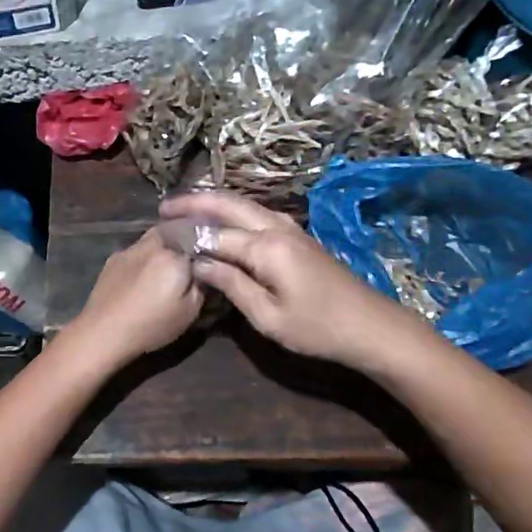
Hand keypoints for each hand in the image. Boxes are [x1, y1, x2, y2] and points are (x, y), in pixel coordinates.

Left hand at [61, 228, 202, 366]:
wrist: (103, 332)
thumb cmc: (151, 324)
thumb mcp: (190, 311)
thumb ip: (203, 284)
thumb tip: (206, 269)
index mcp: (175, 253)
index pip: (201, 235)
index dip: (210, 243)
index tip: (216, 254)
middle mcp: (152, 244)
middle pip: (175, 229)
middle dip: (187, 238)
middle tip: (194, 258)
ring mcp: (129, 249)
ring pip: (154, 237)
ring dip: (165, 245)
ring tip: (170, 266)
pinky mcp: (113, 259)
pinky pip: (137, 249)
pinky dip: (147, 255)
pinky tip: (146, 273)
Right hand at [159, 192, 433, 373]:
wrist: (372, 327)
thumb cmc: (317, 328)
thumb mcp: (267, 316)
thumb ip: (230, 284)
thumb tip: (197, 264)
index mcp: (267, 248)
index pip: (215, 234)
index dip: (187, 233)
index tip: (159, 235)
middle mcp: (277, 229)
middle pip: (230, 205)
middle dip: (195, 202)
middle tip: (164, 206)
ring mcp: (291, 230)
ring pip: (245, 205)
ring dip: (214, 202)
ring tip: (186, 207)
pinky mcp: (299, 237)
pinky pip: (258, 214)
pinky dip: (233, 211)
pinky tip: (222, 219)